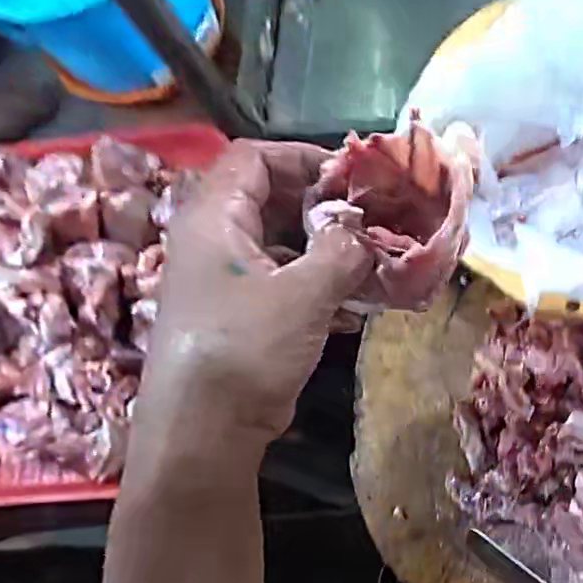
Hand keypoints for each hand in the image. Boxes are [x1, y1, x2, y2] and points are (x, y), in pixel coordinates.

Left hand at [142, 140, 371, 451]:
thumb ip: (341, 253)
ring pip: (284, 246)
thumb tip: (363, 234)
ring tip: (374, 263)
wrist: (208, 423)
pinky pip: (287, 284)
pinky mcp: (245, 316)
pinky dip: (322, 286)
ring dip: (329, 252)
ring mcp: (229, 280)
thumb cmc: (246, 346)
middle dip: (325, 208)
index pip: (254, 158)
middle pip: (271, 200)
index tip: (353, 178)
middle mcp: (215, 240)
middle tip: (372, 221)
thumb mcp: (303, 293)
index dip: (304, 158)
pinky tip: (357, 304)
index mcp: (214, 217)